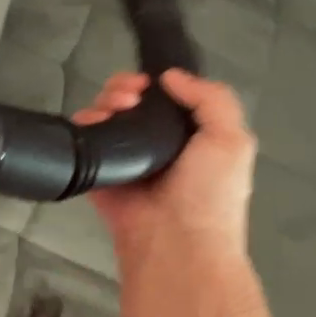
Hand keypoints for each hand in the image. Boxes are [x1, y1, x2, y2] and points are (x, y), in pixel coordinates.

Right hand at [72, 69, 256, 262]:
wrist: (174, 240)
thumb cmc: (208, 194)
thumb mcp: (232, 143)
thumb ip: (212, 101)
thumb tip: (170, 76)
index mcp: (189, 136)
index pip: (165, 96)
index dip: (154, 82)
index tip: (147, 83)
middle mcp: (155, 142)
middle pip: (130, 99)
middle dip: (124, 88)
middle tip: (126, 99)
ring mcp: (123, 154)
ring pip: (105, 112)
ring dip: (105, 101)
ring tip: (111, 112)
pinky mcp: (96, 165)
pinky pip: (84, 134)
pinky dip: (85, 122)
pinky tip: (93, 124)